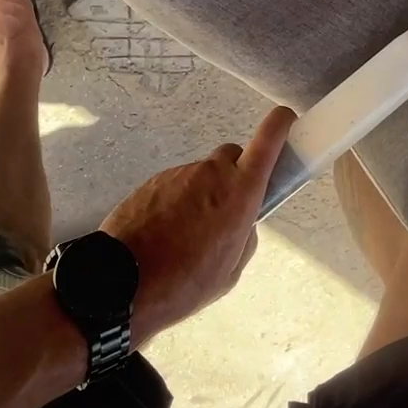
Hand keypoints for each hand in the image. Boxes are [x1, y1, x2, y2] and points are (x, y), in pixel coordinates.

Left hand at [99, 107, 295, 342]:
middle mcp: (212, 172)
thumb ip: (244, 237)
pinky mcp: (153, 181)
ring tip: (186, 236)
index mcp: (240, 191)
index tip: (287, 123)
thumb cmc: (184, 282)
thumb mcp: (231, 271)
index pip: (269, 138)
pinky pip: (176, 185)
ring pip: (202, 175)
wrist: (121, 284)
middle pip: (233, 157)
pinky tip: (164, 235)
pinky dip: (177, 203)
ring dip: (202, 195)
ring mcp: (180, 173)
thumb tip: (240, 223)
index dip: (281, 124)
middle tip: (227, 211)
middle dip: (236, 176)